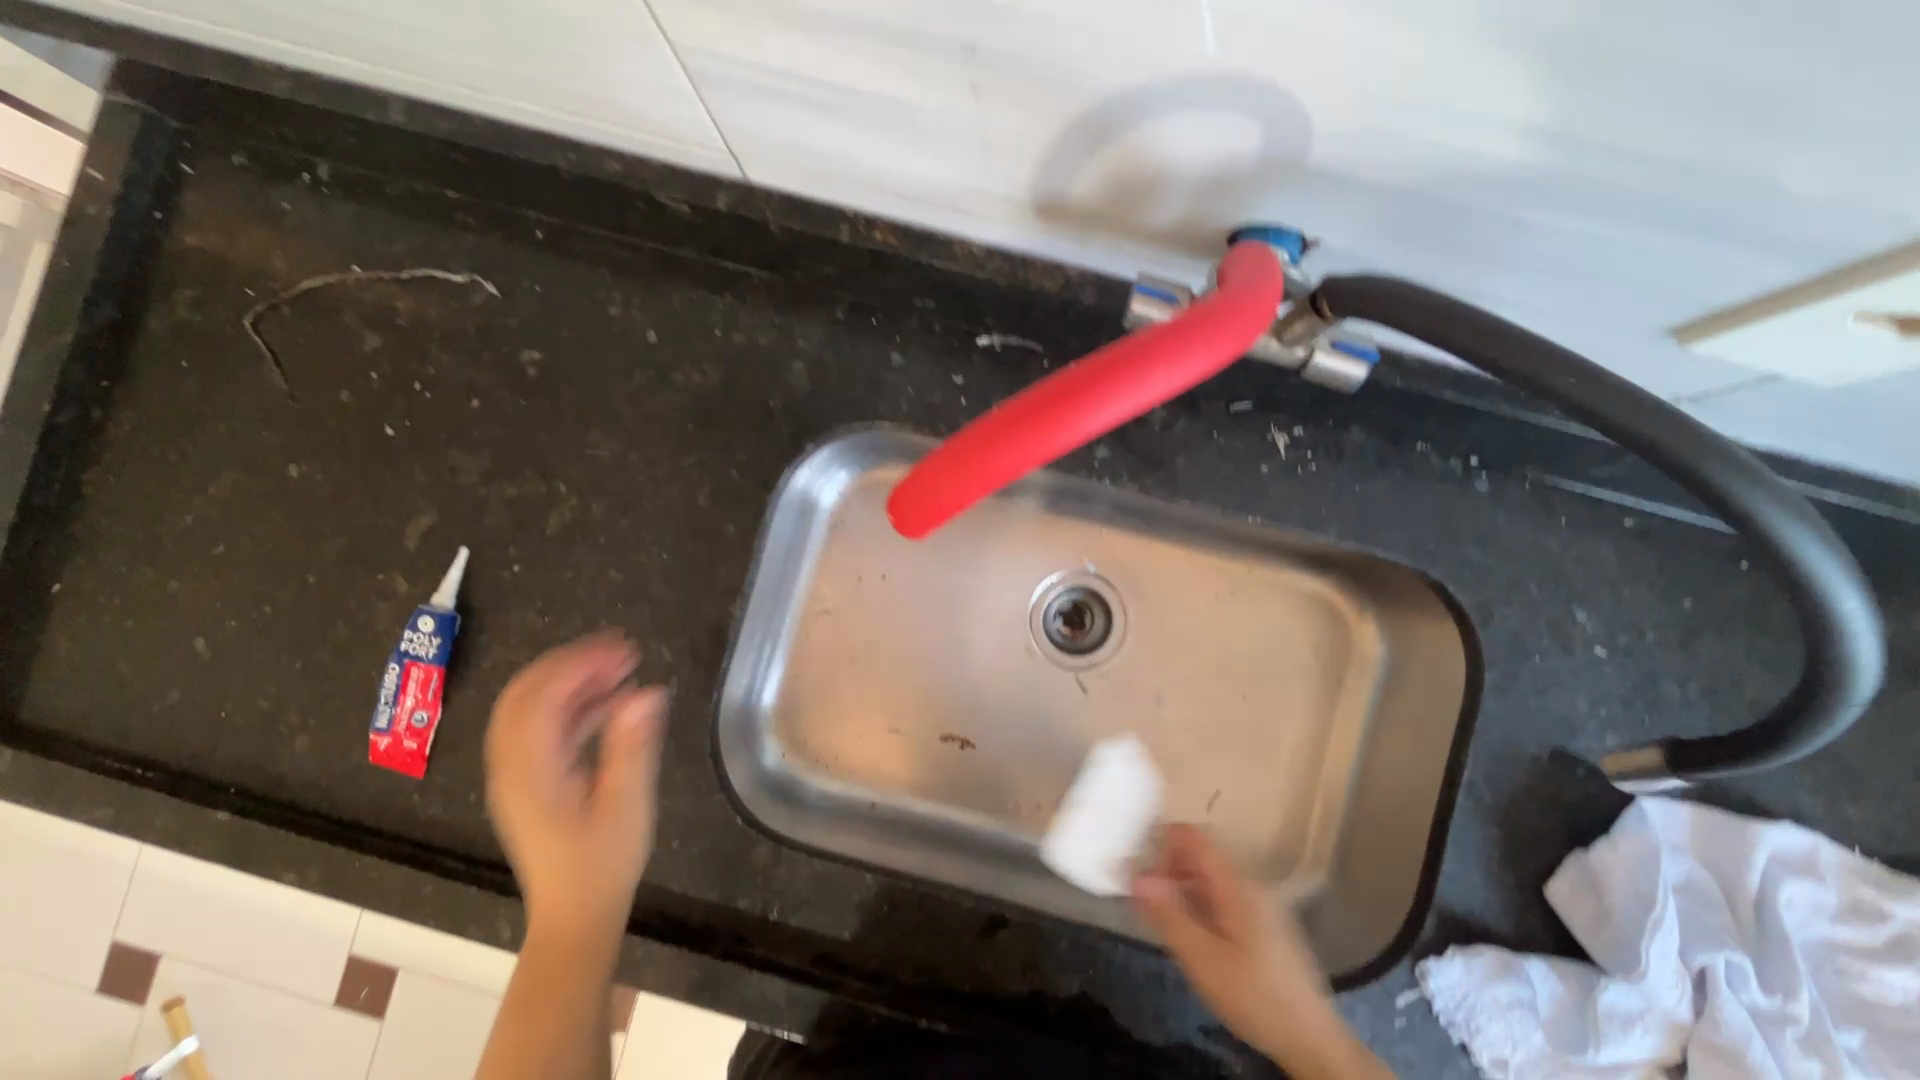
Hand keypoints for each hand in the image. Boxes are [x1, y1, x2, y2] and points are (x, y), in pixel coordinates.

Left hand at [485, 634, 669, 936]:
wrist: (575, 918)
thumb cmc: (602, 865)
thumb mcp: (626, 805)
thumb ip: (633, 746)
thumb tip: (647, 692)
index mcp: (530, 770)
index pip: (541, 697)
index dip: (579, 663)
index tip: (625, 650)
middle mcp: (512, 767)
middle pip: (525, 695)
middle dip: (571, 665)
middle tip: (621, 654)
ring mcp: (516, 776)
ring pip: (531, 710)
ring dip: (571, 684)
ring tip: (621, 672)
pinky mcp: (529, 784)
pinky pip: (541, 730)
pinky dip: (571, 708)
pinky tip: (610, 706)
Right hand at [1134, 826, 1387, 1076]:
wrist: (1310, 1039)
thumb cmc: (1253, 996)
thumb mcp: (1202, 958)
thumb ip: (1169, 914)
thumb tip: (1137, 876)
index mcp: (1236, 885)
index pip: (1194, 837)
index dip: (1161, 842)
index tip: (1137, 868)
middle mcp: (1249, 885)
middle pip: (1201, 855)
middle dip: (1168, 868)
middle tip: (1145, 901)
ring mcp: (1259, 905)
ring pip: (1210, 878)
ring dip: (1181, 888)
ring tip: (1162, 920)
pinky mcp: (1262, 925)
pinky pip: (1222, 898)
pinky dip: (1198, 905)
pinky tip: (1191, 936)